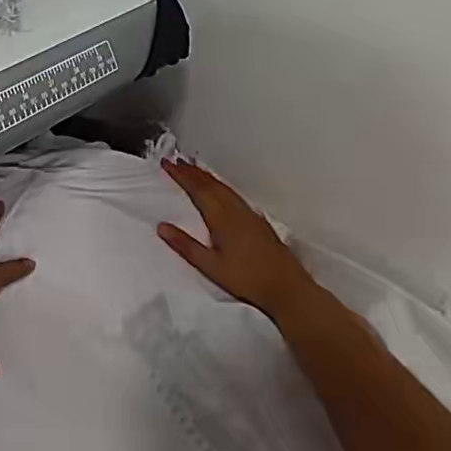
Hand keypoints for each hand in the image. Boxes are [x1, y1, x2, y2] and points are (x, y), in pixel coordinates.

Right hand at [158, 159, 319, 318]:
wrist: (289, 290)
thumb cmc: (248, 280)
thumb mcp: (211, 267)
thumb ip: (186, 245)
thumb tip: (161, 226)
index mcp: (222, 219)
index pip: (198, 190)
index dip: (181, 175)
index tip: (167, 163)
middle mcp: (236, 211)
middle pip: (211, 185)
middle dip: (192, 171)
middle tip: (176, 160)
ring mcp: (250, 215)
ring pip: (225, 188)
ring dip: (207, 176)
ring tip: (194, 167)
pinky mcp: (260, 222)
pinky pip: (236, 195)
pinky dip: (222, 185)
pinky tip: (223, 189)